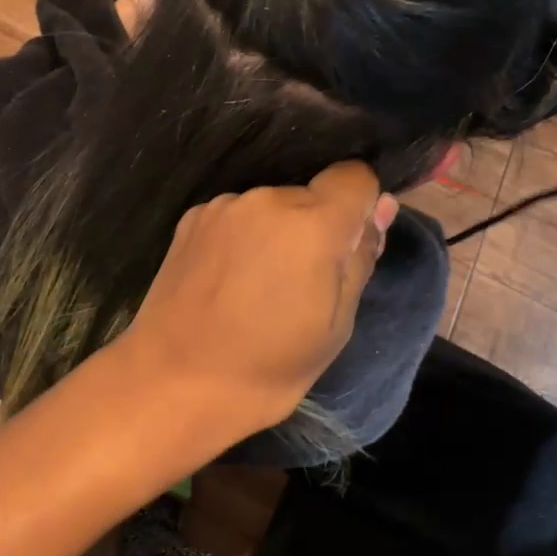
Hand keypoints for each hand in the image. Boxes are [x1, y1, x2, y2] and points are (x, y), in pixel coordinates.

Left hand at [106, 161, 398, 441]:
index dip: (361, 204)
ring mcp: (223, 206)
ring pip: (270, 206)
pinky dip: (240, 238)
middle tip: (301, 284)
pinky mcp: (191, 218)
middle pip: (309, 195)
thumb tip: (381, 207)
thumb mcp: (335, 326)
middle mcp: (265, 199)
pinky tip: (226, 280)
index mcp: (311, 223)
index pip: (354, 176)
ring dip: (275, 232)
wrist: (175, 379)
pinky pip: (235, 216)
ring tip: (257, 287)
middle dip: (315, 228)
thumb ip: (359, 258)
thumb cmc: (268, 367)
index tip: (349, 244)